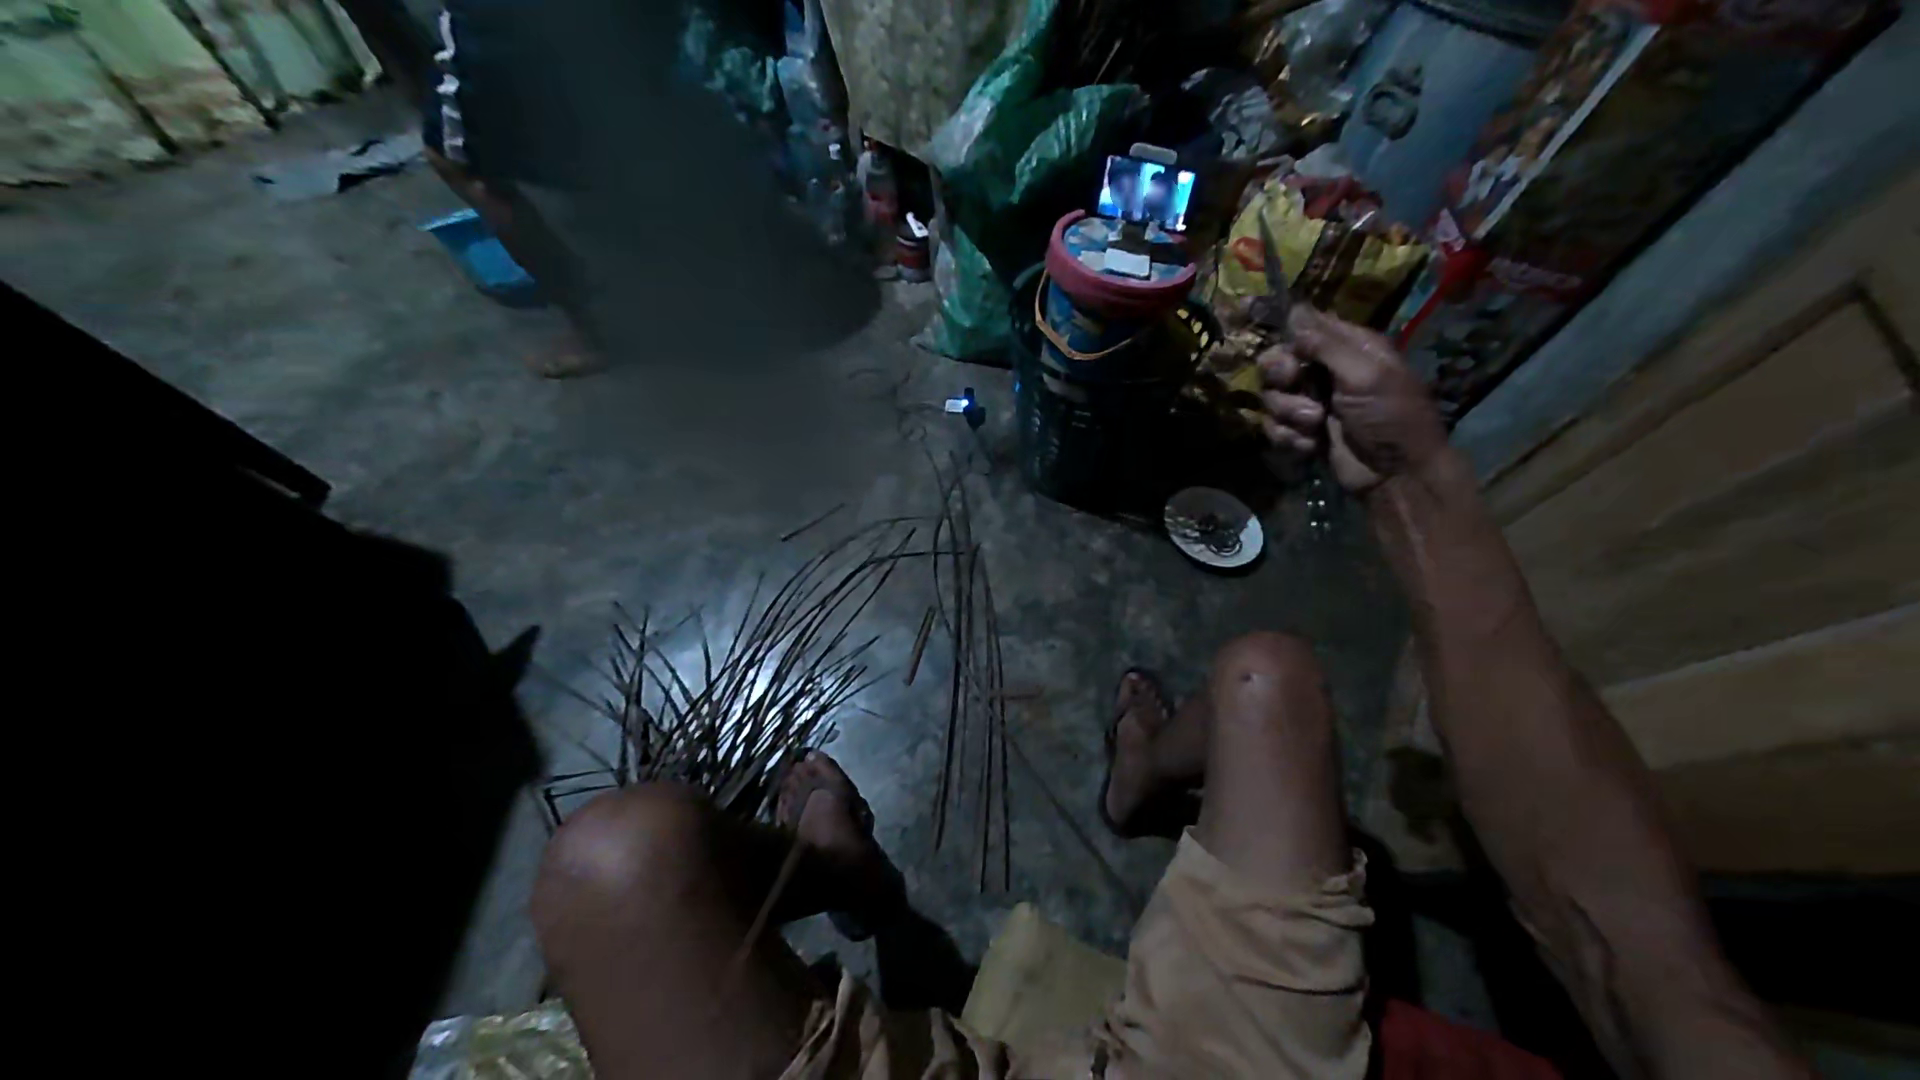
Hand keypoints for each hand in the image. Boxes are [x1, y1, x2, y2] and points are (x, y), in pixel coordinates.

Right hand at [1256, 306, 1448, 492]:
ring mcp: (1310, 402)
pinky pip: (1273, 427)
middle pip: (1277, 360)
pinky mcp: (1300, 432)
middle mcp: (1325, 371)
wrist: (1395, 474)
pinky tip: (1310, 445)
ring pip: (1271, 396)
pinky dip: (1289, 437)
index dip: (1286, 330)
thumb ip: (1328, 345)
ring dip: (1288, 412)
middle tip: (1293, 383)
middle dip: (1279, 374)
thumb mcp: (1367, 375)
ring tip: (1315, 424)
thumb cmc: (1391, 418)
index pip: (1306, 325)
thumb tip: (1295, 313)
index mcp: (1349, 348)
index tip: (1274, 336)